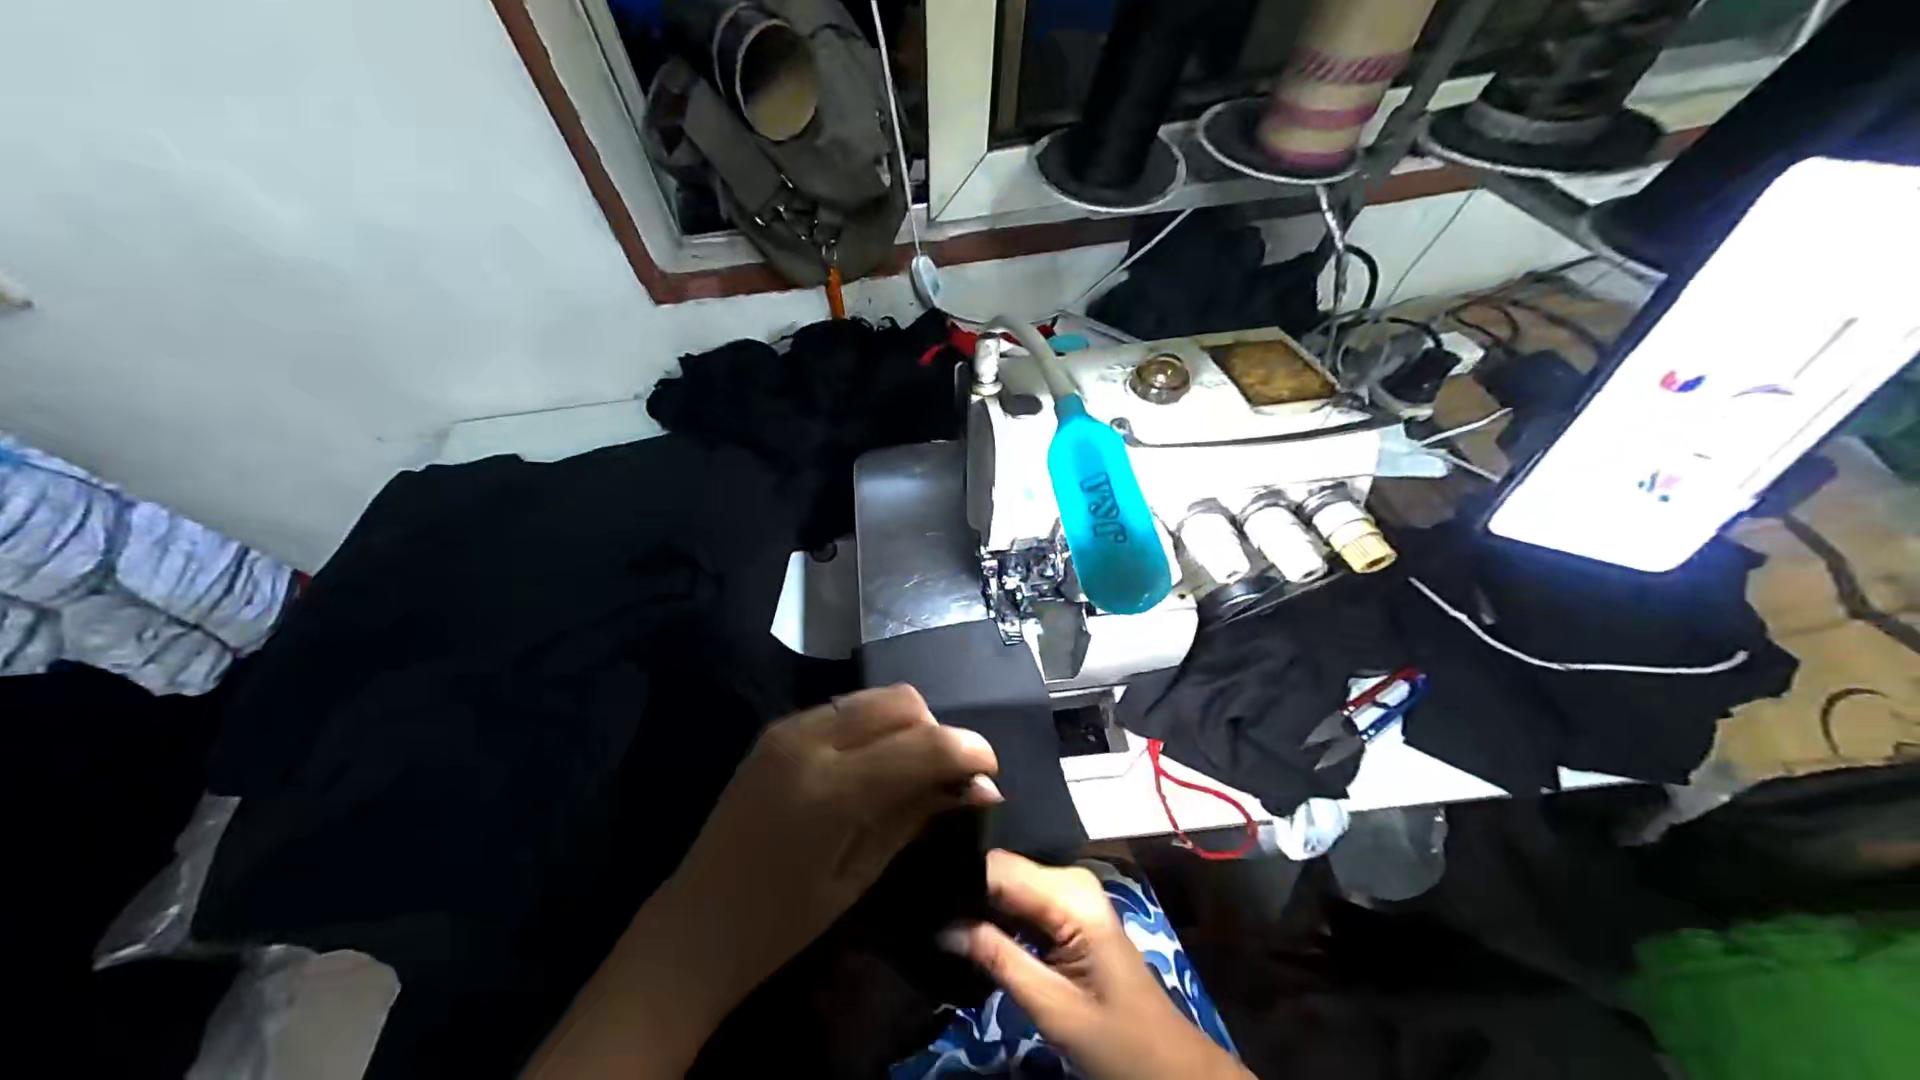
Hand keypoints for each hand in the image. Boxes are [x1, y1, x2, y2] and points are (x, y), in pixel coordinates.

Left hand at [524, 685, 999, 1078]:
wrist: (697, 922)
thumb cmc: (784, 920)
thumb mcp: (862, 873)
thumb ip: (919, 816)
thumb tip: (982, 789)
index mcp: (833, 790)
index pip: (924, 744)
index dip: (969, 750)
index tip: (990, 773)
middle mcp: (810, 741)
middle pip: (902, 701)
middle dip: (938, 731)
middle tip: (947, 776)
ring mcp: (788, 728)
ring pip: (874, 697)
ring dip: (907, 724)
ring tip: (913, 768)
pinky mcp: (777, 729)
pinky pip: (844, 708)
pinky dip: (874, 725)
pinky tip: (874, 763)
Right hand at [946, 851, 1252, 1079]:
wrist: (1170, 1064)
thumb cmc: (1116, 1041)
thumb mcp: (1051, 1007)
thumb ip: (996, 958)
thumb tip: (941, 926)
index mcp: (1071, 895)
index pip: (998, 868)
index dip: (957, 880)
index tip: (917, 895)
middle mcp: (1071, 878)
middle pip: (1002, 869)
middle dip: (964, 889)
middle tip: (920, 909)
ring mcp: (1072, 891)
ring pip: (1009, 882)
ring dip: (977, 901)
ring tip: (934, 916)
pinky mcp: (1069, 908)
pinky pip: (1023, 898)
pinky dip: (997, 912)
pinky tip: (968, 926)